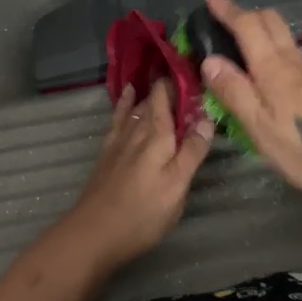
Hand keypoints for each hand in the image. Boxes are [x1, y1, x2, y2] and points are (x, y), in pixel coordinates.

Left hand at [54, 79, 212, 271]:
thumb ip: (192, 151)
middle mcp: (137, 129)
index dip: (179, 80)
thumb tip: (207, 118)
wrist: (94, 232)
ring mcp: (120, 138)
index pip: (166, 95)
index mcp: (158, 134)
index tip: (196, 69)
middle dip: (169, 86)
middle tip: (188, 76)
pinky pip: (119, 116)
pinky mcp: (108, 150)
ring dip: (150, 91)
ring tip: (162, 75)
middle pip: (153, 99)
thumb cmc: (142, 213)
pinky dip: (125, 102)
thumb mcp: (177, 186)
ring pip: (137, 105)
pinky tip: (128, 93)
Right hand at [198, 0, 301, 207]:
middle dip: (249, 13)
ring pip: (288, 41)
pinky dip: (286, 60)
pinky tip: (286, 85)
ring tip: (253, 56)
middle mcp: (296, 59)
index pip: (247, 25)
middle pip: (272, 21)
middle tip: (229, 19)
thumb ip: (234, 91)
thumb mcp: (258, 127)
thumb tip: (210, 59)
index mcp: (273, 68)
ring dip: (268, 36)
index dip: (228, 9)